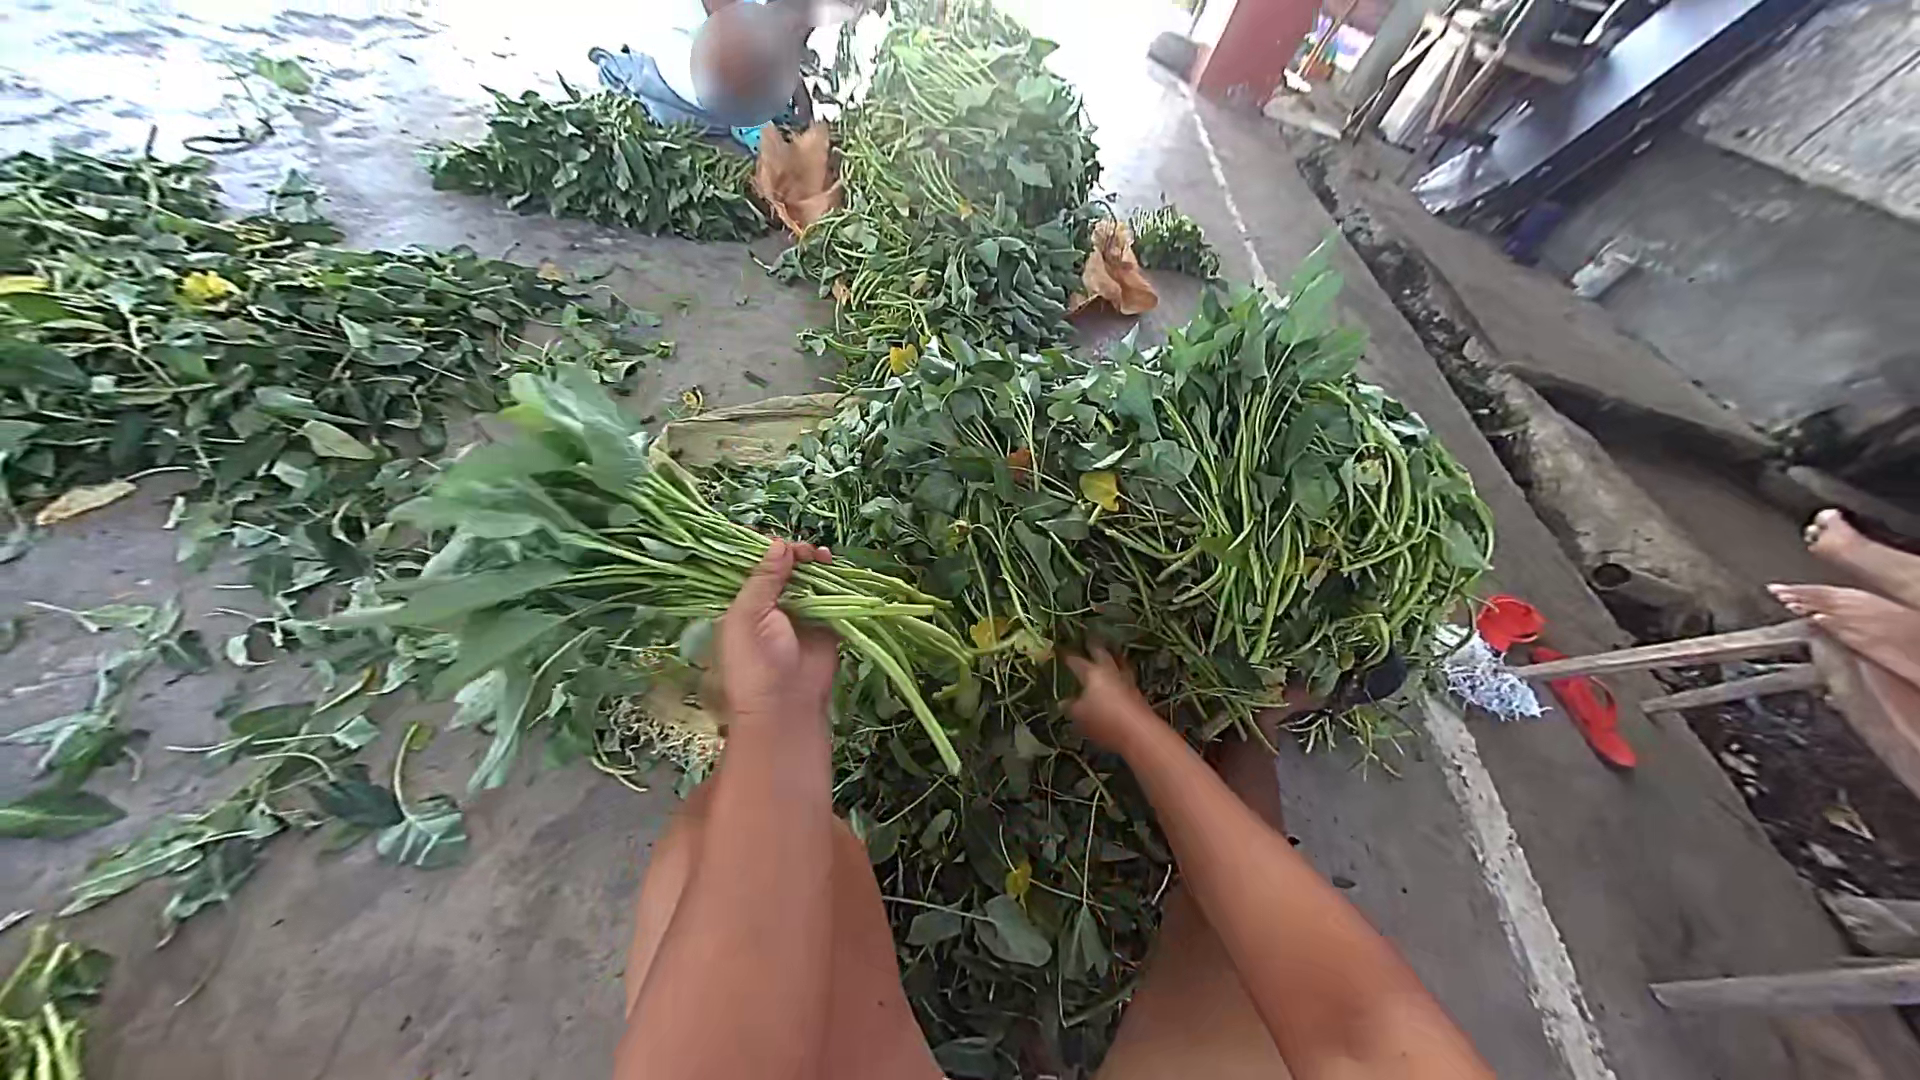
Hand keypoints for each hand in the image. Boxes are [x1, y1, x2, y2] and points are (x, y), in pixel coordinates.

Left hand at [714, 539, 839, 731]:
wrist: (785, 705)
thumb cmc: (755, 661)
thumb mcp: (748, 615)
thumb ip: (764, 578)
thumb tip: (779, 543)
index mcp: (747, 604)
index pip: (759, 568)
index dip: (772, 552)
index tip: (784, 544)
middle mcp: (774, 606)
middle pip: (788, 571)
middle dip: (798, 556)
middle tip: (808, 552)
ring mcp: (802, 616)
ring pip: (812, 581)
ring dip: (818, 566)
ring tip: (824, 557)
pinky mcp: (827, 626)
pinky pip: (833, 599)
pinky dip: (838, 584)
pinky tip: (838, 572)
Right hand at [1064, 647, 1166, 754]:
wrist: (1139, 732)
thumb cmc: (1103, 720)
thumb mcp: (1079, 716)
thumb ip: (1070, 707)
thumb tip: (1062, 702)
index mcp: (1092, 673)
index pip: (1077, 661)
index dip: (1068, 658)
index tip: (1062, 653)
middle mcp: (1110, 672)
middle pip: (1102, 654)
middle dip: (1094, 648)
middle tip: (1090, 642)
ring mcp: (1126, 681)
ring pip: (1118, 664)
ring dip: (1112, 659)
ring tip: (1108, 657)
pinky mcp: (1138, 694)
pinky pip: (1126, 678)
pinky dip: (1120, 676)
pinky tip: (1117, 682)